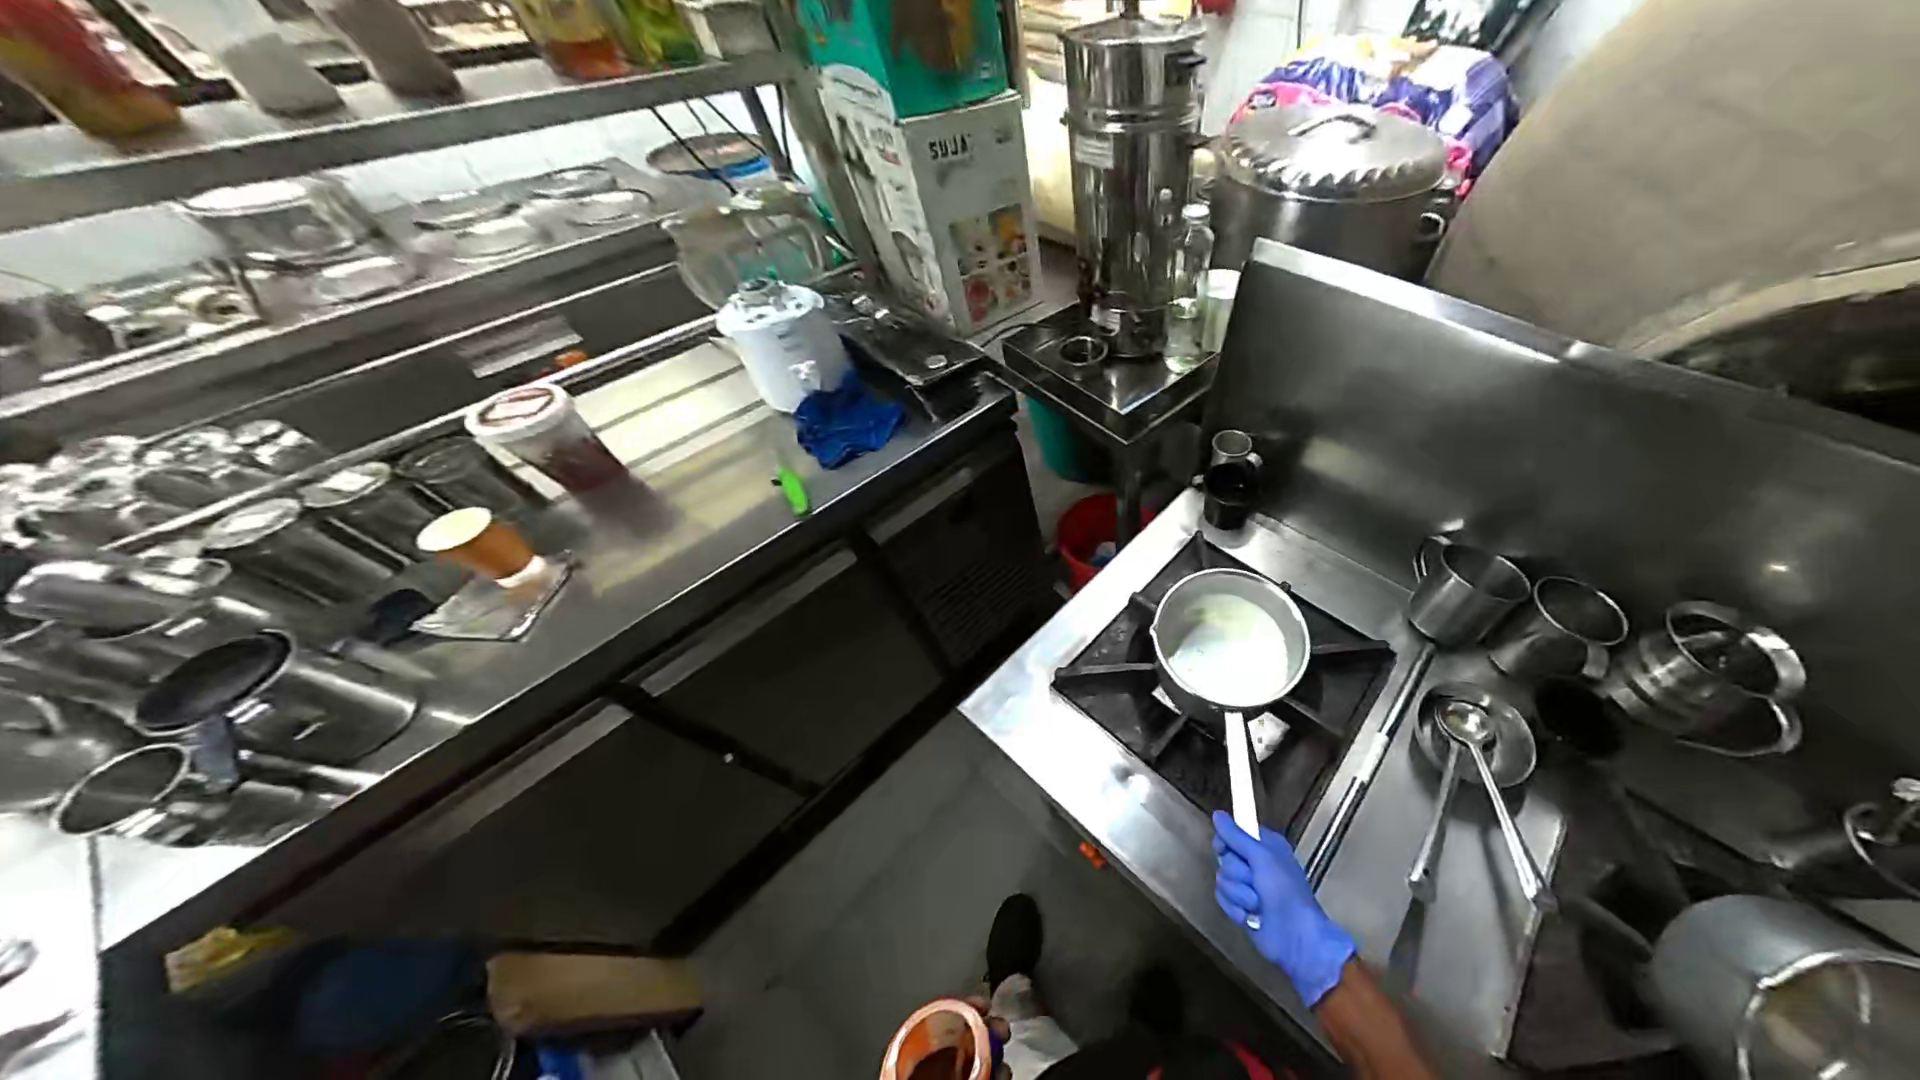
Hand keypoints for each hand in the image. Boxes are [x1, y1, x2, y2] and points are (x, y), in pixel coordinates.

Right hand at [1213, 810, 1356, 1006]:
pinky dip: (1235, 909)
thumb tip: (1217, 813)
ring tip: (1257, 904)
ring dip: (1238, 894)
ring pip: (1222, 879)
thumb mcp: (1262, 857)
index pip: (1233, 832)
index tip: (1224, 848)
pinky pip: (1223, 899)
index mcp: (1265, 847)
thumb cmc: (1285, 892)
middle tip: (1254, 881)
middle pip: (1225, 857)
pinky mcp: (1241, 907)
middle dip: (1237, 873)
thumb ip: (1237, 836)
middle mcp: (1256, 864)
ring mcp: (1247, 887)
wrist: (1297, 938)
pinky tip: (1249, 916)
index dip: (1226, 840)